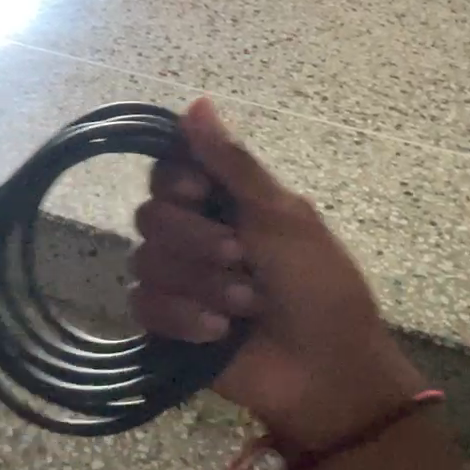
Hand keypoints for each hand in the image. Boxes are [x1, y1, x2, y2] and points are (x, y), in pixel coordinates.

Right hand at [129, 99, 425, 454]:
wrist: (326, 369)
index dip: (177, 182)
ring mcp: (174, 279)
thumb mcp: (283, 216)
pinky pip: (143, 305)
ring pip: (145, 261)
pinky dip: (183, 318)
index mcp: (219, 202)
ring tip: (244, 305)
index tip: (203, 193)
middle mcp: (189, 234)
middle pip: (149, 215)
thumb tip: (196, 100)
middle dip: (197, 241)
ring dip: (201, 285)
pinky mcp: (163, 322)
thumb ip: (233, 163)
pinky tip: (218, 333)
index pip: (165, 171)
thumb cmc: (318, 284)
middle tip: (241, 258)